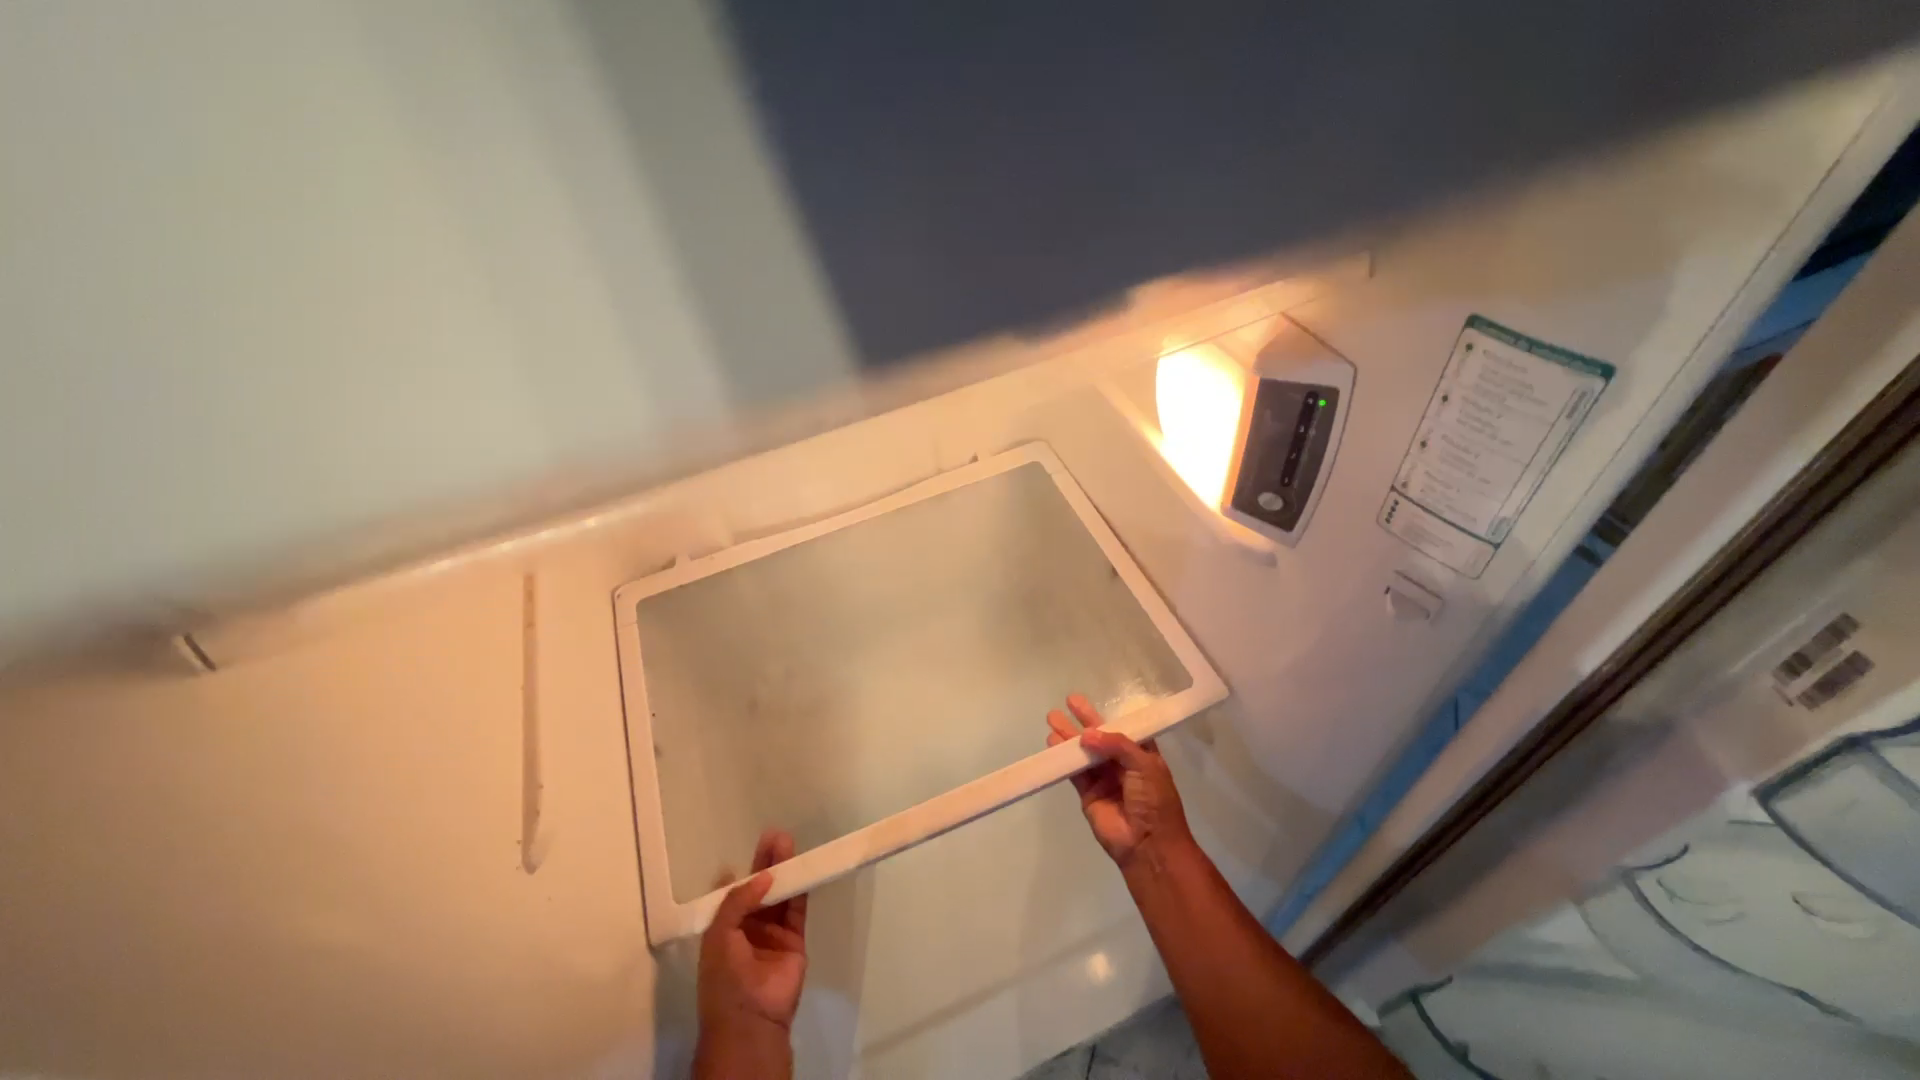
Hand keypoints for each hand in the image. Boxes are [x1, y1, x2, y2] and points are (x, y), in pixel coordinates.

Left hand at [698, 830, 808, 1039]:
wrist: (751, 1017)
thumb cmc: (724, 977)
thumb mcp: (719, 935)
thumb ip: (738, 901)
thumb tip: (763, 875)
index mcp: (723, 929)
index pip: (733, 894)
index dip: (742, 872)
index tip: (752, 847)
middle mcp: (748, 928)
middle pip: (760, 889)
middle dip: (766, 863)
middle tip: (775, 836)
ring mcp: (772, 933)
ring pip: (779, 895)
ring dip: (784, 870)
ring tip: (788, 842)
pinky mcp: (794, 939)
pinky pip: (797, 909)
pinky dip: (799, 889)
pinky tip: (800, 869)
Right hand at [1046, 694, 1193, 869]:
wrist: (1148, 844)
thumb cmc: (1154, 800)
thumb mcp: (1144, 765)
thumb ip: (1116, 745)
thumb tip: (1085, 735)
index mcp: (1143, 755)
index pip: (1124, 729)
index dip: (1108, 715)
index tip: (1095, 702)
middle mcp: (1123, 764)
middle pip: (1100, 737)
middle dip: (1084, 720)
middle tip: (1068, 701)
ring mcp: (1104, 779)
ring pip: (1084, 752)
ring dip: (1069, 736)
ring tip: (1052, 718)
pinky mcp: (1088, 794)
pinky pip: (1075, 772)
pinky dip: (1063, 758)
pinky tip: (1052, 743)